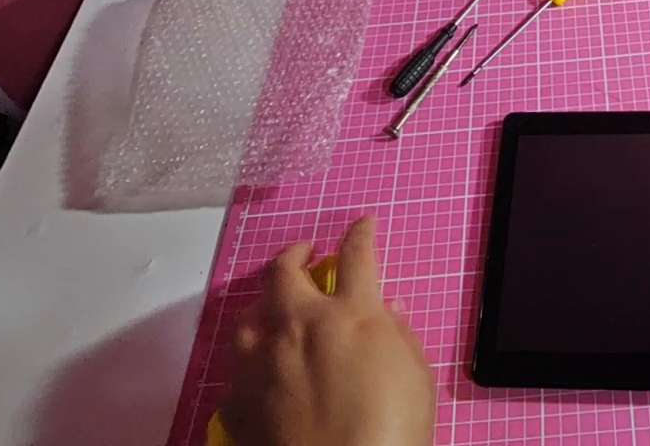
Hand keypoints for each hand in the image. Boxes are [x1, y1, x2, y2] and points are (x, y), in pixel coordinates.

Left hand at [224, 215, 434, 445]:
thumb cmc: (394, 429)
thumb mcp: (417, 376)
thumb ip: (400, 337)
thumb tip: (389, 312)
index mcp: (351, 314)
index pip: (356, 255)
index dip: (361, 233)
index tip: (364, 224)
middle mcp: (301, 329)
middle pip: (282, 273)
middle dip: (293, 253)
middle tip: (304, 252)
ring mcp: (265, 369)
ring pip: (245, 321)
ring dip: (260, 309)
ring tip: (271, 311)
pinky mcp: (242, 411)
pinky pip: (233, 380)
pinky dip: (246, 372)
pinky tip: (257, 378)